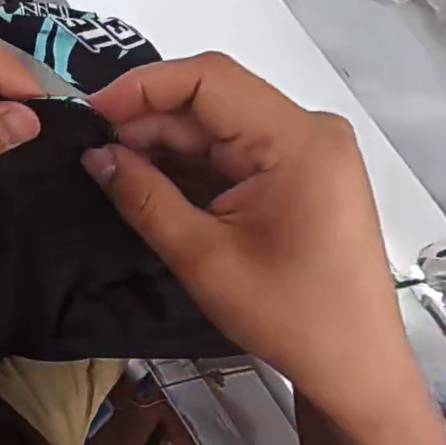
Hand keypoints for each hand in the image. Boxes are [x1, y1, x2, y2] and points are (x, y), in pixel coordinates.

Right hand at [81, 53, 400, 391]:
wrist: (353, 365)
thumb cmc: (291, 317)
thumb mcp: (204, 257)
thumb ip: (144, 197)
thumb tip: (95, 156)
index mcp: (297, 140)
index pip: (209, 79)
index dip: (142, 87)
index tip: (92, 113)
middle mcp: (307, 131)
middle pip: (213, 102)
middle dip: (149, 124)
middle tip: (96, 154)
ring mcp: (305, 152)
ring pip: (219, 129)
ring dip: (166, 148)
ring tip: (116, 173)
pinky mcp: (298, 174)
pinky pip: (234, 154)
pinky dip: (192, 169)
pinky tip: (153, 184)